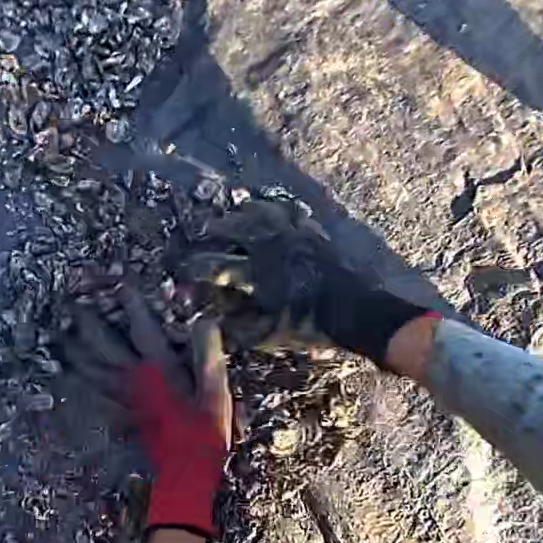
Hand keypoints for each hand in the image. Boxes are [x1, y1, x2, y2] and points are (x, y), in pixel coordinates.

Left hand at [66, 290, 231, 538]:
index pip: (144, 330)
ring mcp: (125, 401)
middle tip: (73, 307)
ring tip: (61, 338)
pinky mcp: (122, 417)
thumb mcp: (217, 395)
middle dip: (90, 327)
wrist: (185, 477)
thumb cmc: (204, 435)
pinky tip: (69, 380)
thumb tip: (204, 321)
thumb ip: (209, 357)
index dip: (133, 306)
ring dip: (77, 353)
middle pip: (106, 349)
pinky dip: (81, 387)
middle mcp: (137, 381)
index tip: (121, 285)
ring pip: (94, 371)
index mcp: (160, 370)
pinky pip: (95, 398)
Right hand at [187, 200, 433, 365]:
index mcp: (257, 273)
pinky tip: (278, 208)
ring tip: (239, 209)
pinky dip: (282, 209)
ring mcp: (294, 237)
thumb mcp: (271, 334)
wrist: (358, 311)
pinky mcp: (313, 235)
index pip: (217, 266)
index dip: (197, 267)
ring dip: (248, 211)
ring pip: (265, 214)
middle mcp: (272, 248)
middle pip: (238, 229)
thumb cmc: (311, 326)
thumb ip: (240, 326)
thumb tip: (213, 317)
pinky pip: (294, 214)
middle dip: (218, 228)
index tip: (184, 268)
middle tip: (207, 229)